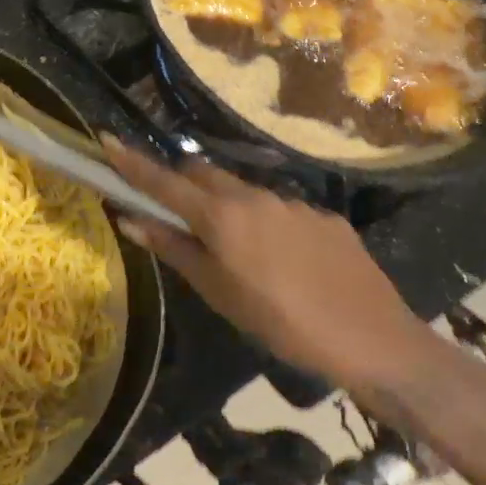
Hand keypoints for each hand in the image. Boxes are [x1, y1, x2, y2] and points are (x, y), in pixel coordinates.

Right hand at [100, 137, 430, 390]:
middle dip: (181, 184)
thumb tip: (130, 219)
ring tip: (234, 249)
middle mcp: (255, 197)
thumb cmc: (281, 322)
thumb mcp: (215, 291)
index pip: (163, 181)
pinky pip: (281, 211)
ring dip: (226, 207)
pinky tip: (281, 261)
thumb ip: (172, 248)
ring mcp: (296, 206)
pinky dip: (266, 224)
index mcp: (221, 215)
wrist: (378, 345)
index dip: (132, 162)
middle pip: (203, 175)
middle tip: (174, 213)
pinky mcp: (328, 220)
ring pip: (243, 193)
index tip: (106, 139)